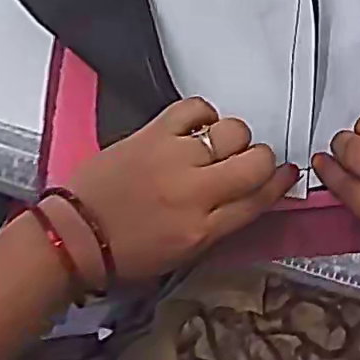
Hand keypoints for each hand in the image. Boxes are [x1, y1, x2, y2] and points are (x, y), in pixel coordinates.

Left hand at [48, 97, 298, 284]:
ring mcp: (174, 157)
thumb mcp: (186, 251)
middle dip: (260, 159)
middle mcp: (195, 191)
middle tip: (245, 162)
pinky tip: (198, 127)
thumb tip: (255, 192)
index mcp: (204, 227)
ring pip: (232, 130)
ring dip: (232, 138)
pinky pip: (196, 108)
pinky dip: (204, 114)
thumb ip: (224, 221)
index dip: (279, 184)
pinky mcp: (153, 133)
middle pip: (255, 160)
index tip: (284, 174)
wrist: (75, 236)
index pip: (260, 198)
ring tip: (215, 146)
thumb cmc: (127, 250)